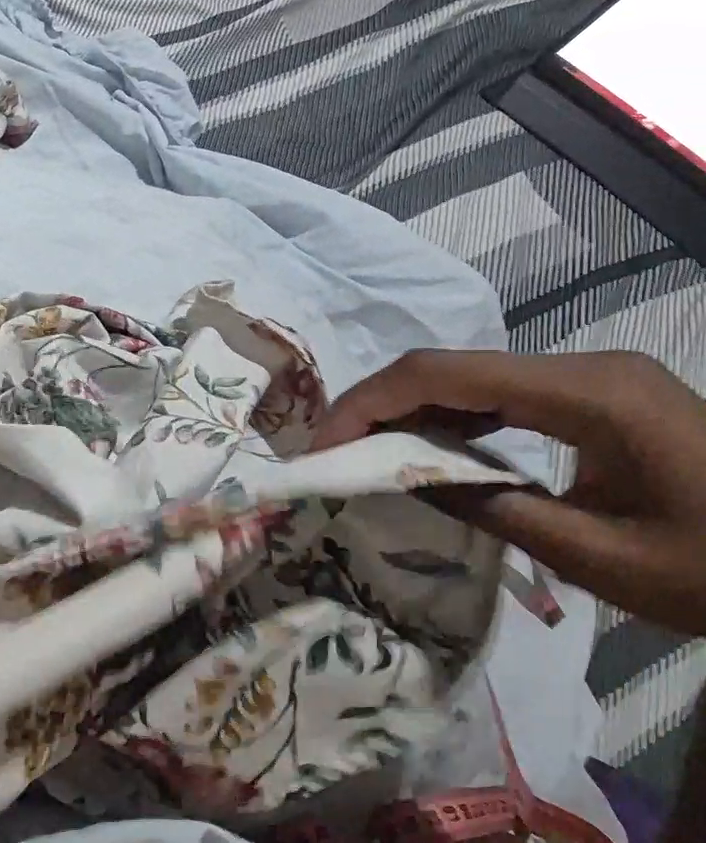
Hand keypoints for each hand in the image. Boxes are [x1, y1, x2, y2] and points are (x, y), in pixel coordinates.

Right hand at [311, 349, 705, 635]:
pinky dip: (453, 418)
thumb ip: (487, 506)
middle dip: (379, 407)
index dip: (368, 403)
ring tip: (370, 454)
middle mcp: (587, 368)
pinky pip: (503, 395)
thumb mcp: (598, 556)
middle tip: (335, 453)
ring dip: (410, 412)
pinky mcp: (601, 398)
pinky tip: (431, 450)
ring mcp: (596, 379)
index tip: (324, 447)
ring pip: (469, 378)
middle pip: (448, 368)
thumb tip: (396, 477)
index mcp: (588, 393)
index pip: (441, 374)